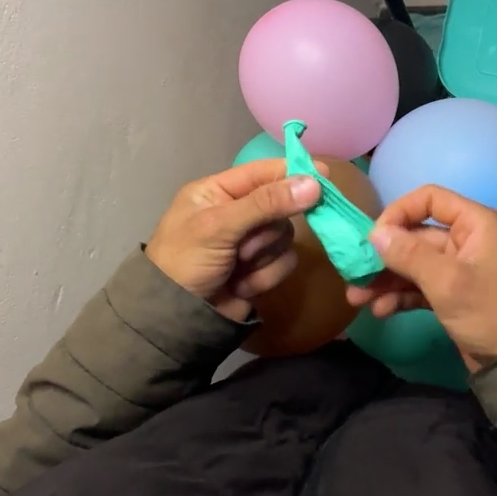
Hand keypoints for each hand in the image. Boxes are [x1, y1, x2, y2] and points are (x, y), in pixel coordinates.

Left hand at [145, 158, 320, 321]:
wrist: (172, 323)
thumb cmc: (184, 262)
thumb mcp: (219, 226)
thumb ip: (266, 203)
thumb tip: (315, 182)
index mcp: (218, 191)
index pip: (264, 172)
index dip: (293, 172)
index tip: (324, 177)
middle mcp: (237, 212)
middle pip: (281, 207)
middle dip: (266, 230)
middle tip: (248, 243)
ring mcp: (250, 242)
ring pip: (286, 236)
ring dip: (263, 255)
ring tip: (237, 267)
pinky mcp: (261, 269)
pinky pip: (285, 262)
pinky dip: (265, 276)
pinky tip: (241, 285)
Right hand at [350, 185, 496, 371]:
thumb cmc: (490, 311)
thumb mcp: (447, 281)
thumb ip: (409, 255)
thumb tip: (374, 234)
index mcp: (475, 223)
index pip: (430, 199)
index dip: (399, 212)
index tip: (373, 237)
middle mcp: (467, 240)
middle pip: (417, 235)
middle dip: (384, 255)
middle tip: (353, 273)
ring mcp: (460, 269)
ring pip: (415, 264)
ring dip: (386, 279)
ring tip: (356, 299)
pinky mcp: (453, 296)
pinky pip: (420, 287)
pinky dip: (400, 296)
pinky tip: (379, 311)